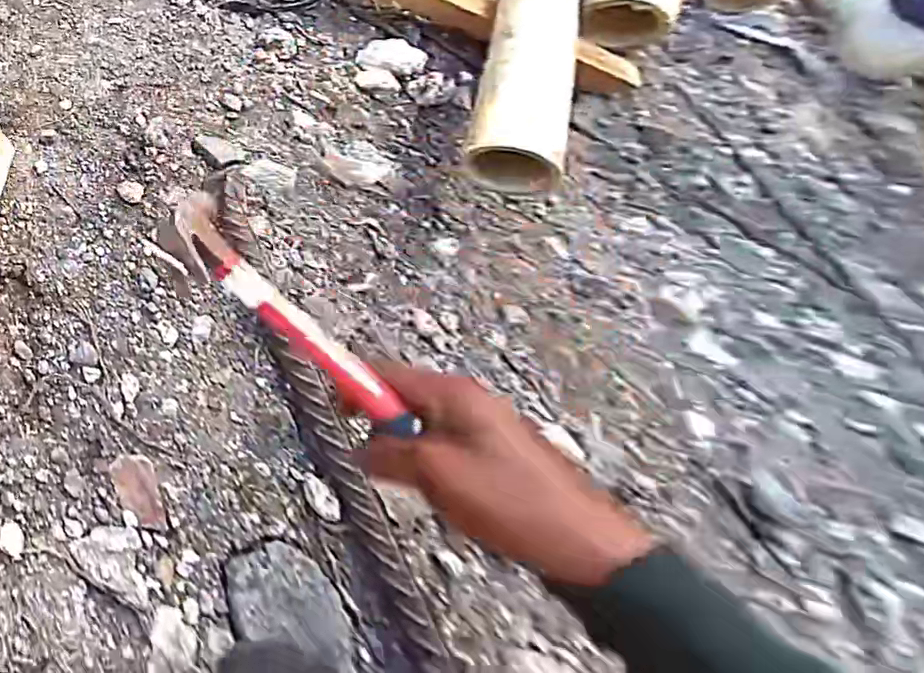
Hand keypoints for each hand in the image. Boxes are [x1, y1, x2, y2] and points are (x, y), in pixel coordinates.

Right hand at [360, 362, 656, 586]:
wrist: (594, 552)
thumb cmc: (517, 504)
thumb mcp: (434, 474)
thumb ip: (386, 452)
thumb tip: (360, 449)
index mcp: (451, 392)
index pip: (381, 371)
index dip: (349, 383)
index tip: (329, 398)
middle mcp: (468, 399)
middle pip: (400, 398)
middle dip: (382, 427)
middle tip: (382, 460)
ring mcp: (484, 424)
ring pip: (420, 426)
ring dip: (407, 450)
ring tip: (424, 485)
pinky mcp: (496, 451)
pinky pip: (443, 445)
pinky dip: (430, 463)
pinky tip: (447, 494)